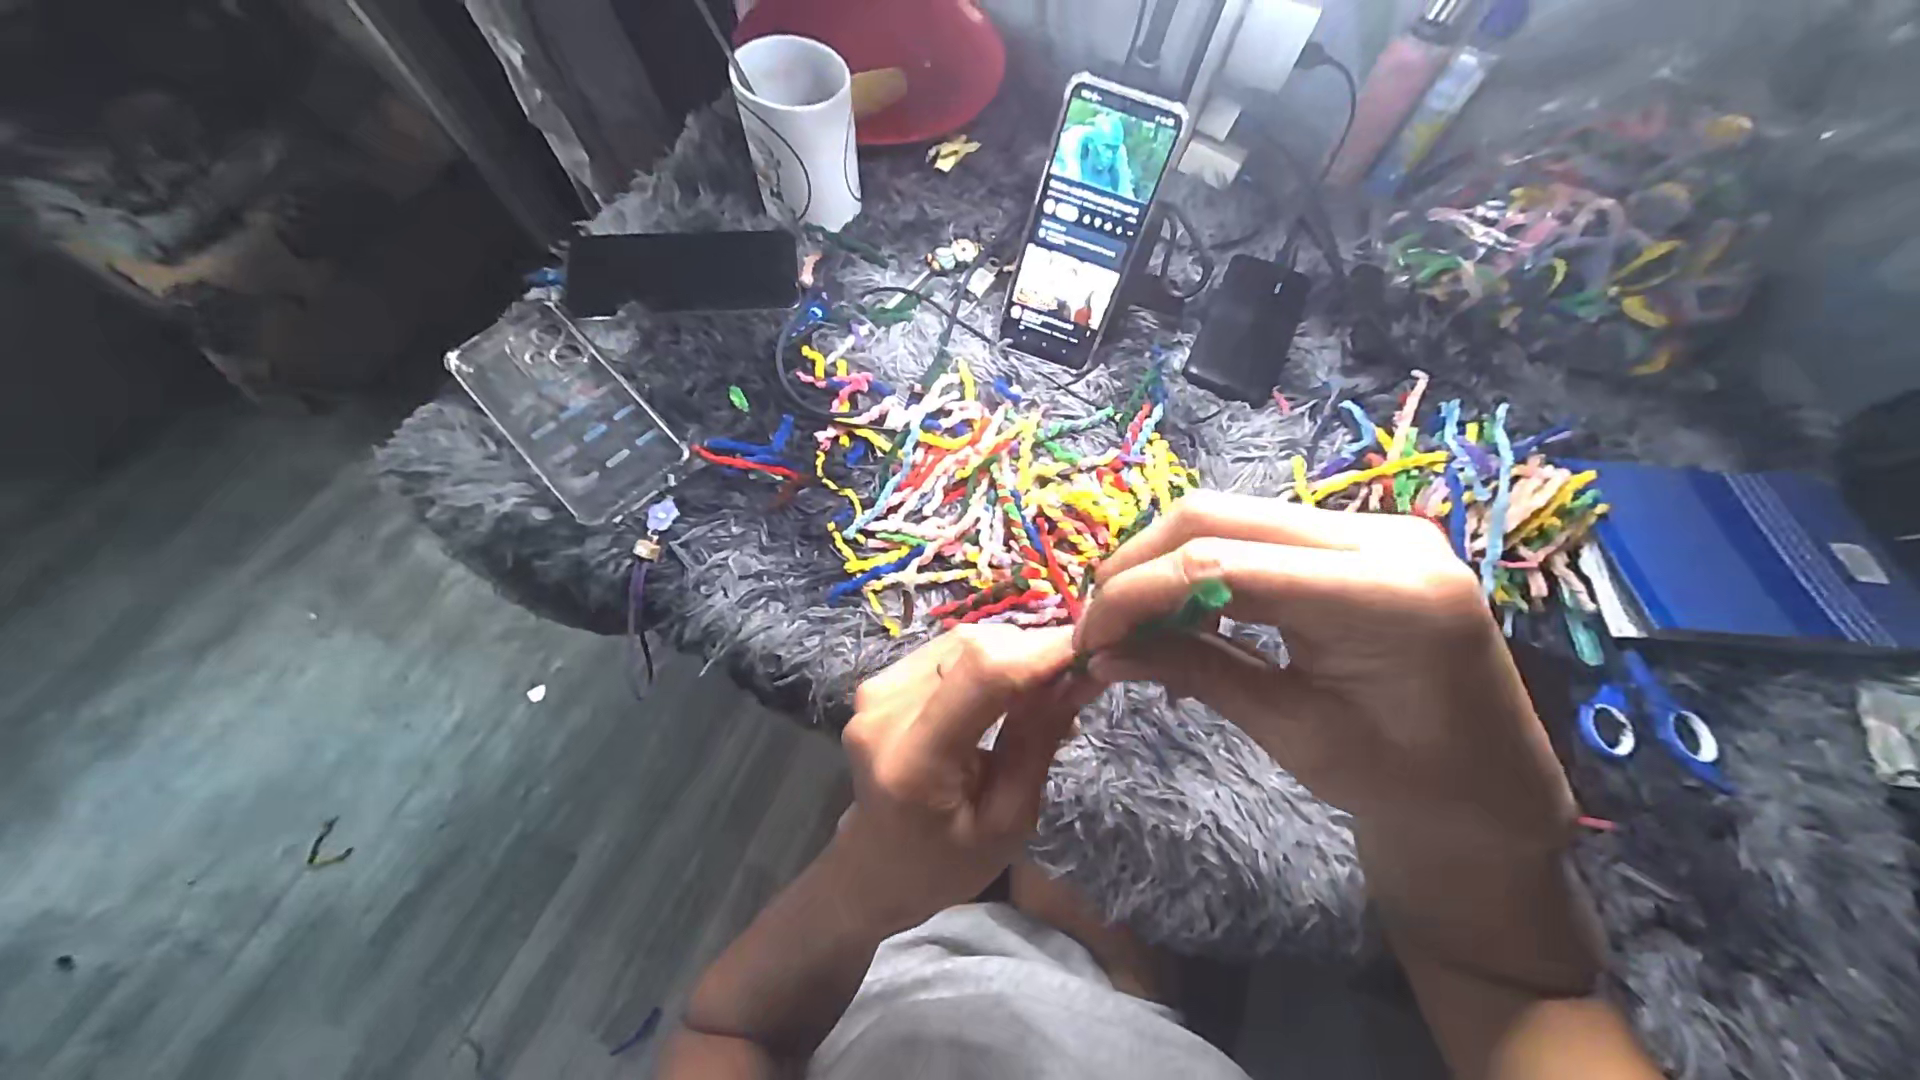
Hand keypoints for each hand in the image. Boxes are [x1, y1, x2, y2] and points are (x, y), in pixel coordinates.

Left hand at [835, 624, 1095, 928]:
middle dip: (1033, 652)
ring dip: (1012, 653)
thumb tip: (1081, 674)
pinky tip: (1005, 687)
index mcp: (914, 760)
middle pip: (973, 649)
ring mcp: (874, 690)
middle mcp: (883, 711)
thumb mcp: (1008, 820)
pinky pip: (946, 649)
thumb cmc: (947, 863)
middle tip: (1074, 680)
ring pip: (963, 640)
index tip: (1094, 651)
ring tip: (1042, 690)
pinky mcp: (879, 679)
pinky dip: (987, 658)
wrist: (877, 864)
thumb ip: (1038, 740)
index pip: (981, 676)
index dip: (1041, 652)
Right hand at [1075, 491, 1575, 851]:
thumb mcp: (1288, 731)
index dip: (1136, 592)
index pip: (1219, 561)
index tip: (1090, 637)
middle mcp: (1382, 534)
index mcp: (1384, 594)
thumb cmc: (1404, 784)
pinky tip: (1187, 611)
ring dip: (1165, 564)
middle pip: (1216, 515)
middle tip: (1100, 622)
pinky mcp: (1356, 538)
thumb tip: (1103, 653)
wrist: (1493, 793)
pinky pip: (1256, 534)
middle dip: (1139, 566)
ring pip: (1229, 516)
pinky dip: (1203, 567)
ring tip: (1135, 621)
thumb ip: (1193, 672)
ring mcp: (1373, 527)